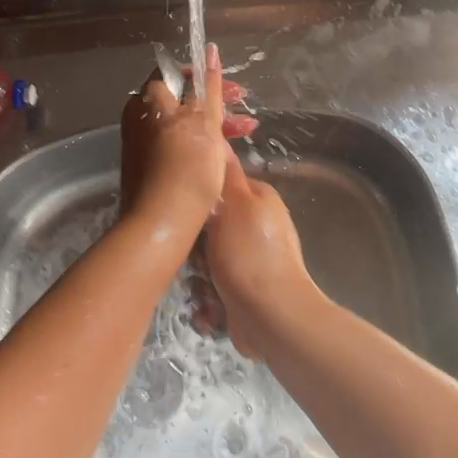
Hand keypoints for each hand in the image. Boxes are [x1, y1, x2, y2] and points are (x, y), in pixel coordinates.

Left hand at [120, 44, 235, 237]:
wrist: (160, 225)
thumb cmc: (187, 168)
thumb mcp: (206, 123)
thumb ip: (209, 87)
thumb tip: (209, 49)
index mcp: (148, 101)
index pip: (174, 73)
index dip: (205, 77)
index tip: (232, 91)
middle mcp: (139, 117)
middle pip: (180, 100)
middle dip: (216, 104)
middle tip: (244, 115)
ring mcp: (140, 143)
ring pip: (181, 124)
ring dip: (213, 125)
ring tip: (245, 136)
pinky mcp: (146, 167)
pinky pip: (174, 144)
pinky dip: (198, 143)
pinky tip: (220, 155)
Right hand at [202, 155, 319, 357]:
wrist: (271, 316)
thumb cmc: (249, 252)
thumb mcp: (236, 202)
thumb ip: (226, 174)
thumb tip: (220, 141)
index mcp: (260, 199)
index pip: (222, 184)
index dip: (201, 194)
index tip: (185, 207)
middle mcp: (258, 227)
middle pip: (211, 225)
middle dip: (196, 242)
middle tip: (192, 252)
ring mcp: (252, 261)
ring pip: (208, 258)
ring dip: (199, 274)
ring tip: (200, 283)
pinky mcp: (244, 291)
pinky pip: (214, 287)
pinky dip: (208, 298)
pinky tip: (206, 306)